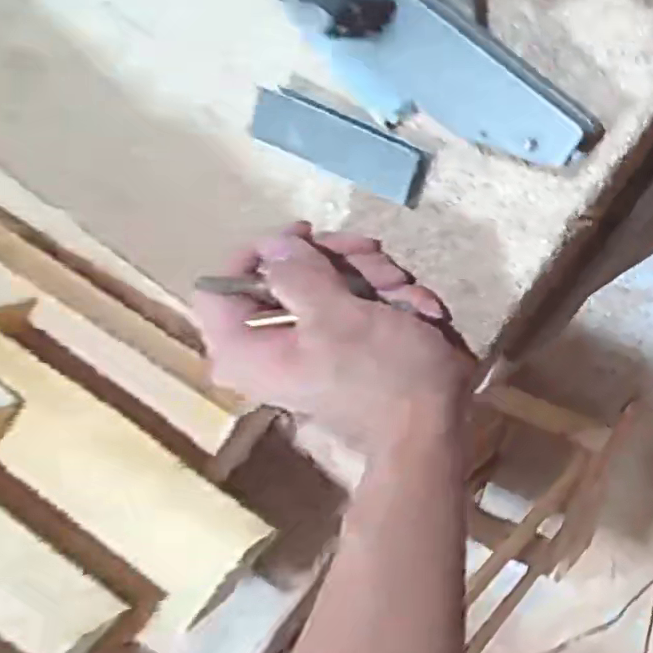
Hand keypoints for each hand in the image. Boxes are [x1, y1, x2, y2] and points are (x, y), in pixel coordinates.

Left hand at [194, 224, 476, 456]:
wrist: (433, 419)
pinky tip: (419, 311)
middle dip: (344, 263)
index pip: (219, 285)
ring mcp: (319, 343)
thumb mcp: (340, 316)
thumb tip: (274, 244)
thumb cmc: (382, 370)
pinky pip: (364, 304)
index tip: (309, 234)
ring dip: (379, 279)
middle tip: (380, 262)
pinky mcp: (354, 343)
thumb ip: (299, 275)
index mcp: (246, 347)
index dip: (260, 252)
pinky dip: (394, 300)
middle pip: (289, 276)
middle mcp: (274, 345)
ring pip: (336, 284)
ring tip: (408, 294)